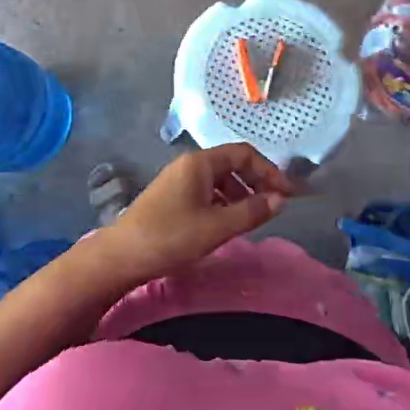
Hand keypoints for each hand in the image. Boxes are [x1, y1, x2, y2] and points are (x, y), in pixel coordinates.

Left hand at [98, 144, 295, 283]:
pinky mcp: (172, 197)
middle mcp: (189, 164)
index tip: (287, 194)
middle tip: (274, 207)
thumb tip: (280, 199)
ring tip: (253, 219)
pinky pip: (207, 192)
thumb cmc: (172, 237)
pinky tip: (228, 223)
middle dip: (256, 182)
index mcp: (200, 162)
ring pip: (220, 180)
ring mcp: (178, 180)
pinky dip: (224, 203)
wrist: (123, 255)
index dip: (269, 171)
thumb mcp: (218, 227)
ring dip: (241, 194)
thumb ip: (252, 211)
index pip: (244, 153)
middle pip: (232, 164)